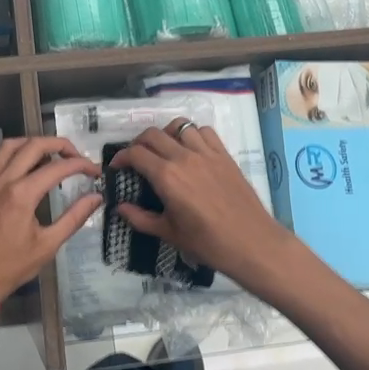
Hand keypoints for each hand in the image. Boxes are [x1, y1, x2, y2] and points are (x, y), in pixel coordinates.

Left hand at [0, 137, 101, 303]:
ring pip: (9, 146)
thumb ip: (74, 218)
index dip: (81, 165)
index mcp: (22, 193)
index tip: (94, 171)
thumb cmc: (10, 266)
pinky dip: (3, 156)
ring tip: (47, 156)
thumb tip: (96, 198)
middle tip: (75, 157)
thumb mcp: (47, 245)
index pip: (58, 167)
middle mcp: (2, 179)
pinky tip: (14, 168)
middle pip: (34, 145)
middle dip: (60, 145)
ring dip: (31, 144)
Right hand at [112, 118, 294, 287]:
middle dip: (139, 143)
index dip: (121, 157)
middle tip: (136, 158)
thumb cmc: (207, 243)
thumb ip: (141, 218)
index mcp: (167, 176)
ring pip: (180, 126)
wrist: (251, 242)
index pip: (136, 153)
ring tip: (164, 149)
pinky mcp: (224, 155)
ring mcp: (206, 153)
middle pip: (153, 134)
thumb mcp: (169, 234)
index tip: (117, 167)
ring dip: (166, 134)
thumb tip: (120, 207)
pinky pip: (205, 131)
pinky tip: (191, 149)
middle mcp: (184, 157)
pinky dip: (193, 134)